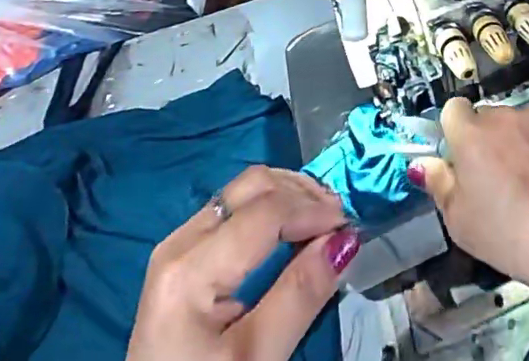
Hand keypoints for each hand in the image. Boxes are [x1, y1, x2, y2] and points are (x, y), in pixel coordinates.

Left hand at [128, 166, 359, 360]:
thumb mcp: (258, 357)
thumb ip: (299, 297)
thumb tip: (343, 241)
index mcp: (191, 267)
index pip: (262, 211)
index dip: (311, 209)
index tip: (351, 223)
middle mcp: (179, 239)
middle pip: (248, 186)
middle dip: (299, 192)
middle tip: (341, 216)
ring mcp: (177, 243)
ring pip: (239, 192)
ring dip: (285, 195)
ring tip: (324, 217)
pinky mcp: (181, 253)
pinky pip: (230, 210)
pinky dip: (267, 209)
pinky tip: (292, 226)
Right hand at [408, 98, 528, 294]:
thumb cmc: (514, 237)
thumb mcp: (461, 224)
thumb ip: (439, 186)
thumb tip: (424, 163)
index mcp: (468, 134)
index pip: (451, 110)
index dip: (457, 133)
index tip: (468, 162)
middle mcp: (500, 115)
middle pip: (487, 118)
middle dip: (491, 141)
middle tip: (504, 180)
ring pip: (520, 123)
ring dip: (522, 141)